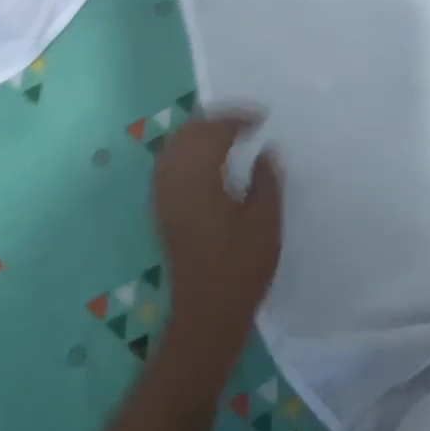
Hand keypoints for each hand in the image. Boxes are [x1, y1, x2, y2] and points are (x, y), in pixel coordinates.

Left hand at [153, 112, 283, 341]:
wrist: (207, 312)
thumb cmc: (241, 266)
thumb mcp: (265, 220)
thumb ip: (266, 179)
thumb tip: (266, 150)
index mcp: (199, 177)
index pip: (213, 131)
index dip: (238, 118)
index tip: (263, 118)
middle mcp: (174, 180)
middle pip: (188, 133)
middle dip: (216, 119)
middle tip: (247, 120)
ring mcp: (164, 196)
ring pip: (175, 146)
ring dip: (200, 133)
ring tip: (229, 134)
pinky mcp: (163, 210)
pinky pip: (170, 165)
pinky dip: (188, 151)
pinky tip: (209, 160)